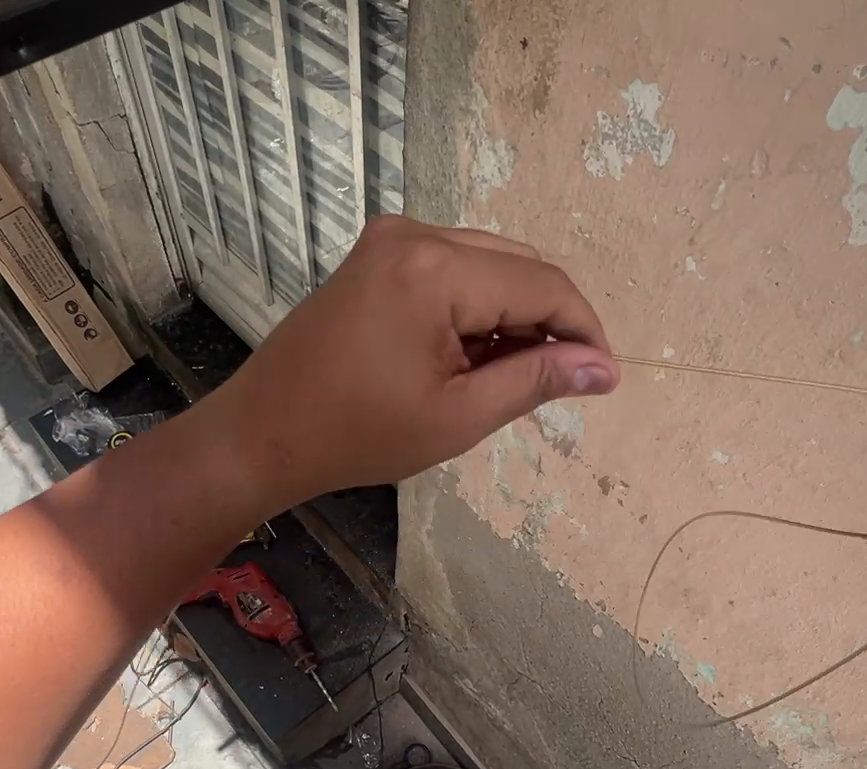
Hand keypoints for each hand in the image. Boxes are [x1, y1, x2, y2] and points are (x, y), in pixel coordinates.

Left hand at [193, 216, 617, 511]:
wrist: (262, 433)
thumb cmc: (357, 436)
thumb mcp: (457, 417)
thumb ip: (534, 381)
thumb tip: (602, 368)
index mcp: (434, 269)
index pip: (543, 284)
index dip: (583, 329)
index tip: (604, 376)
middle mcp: (413, 233)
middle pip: (517, 265)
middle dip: (549, 321)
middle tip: (560, 381)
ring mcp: (388, 239)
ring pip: (486, 264)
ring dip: (512, 314)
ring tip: (512, 375)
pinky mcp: (373, 256)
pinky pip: (449, 269)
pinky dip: (474, 308)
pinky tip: (473, 354)